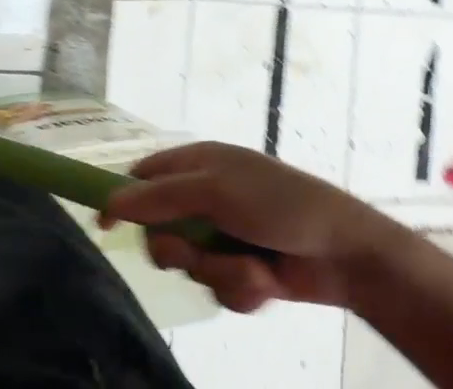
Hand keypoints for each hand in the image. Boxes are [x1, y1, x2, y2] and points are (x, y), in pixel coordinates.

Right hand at [100, 141, 403, 312]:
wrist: (346, 253)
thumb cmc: (279, 204)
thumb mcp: (214, 190)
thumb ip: (159, 197)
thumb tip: (108, 202)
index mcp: (199, 164)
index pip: (144, 176)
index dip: (122, 198)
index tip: (106, 224)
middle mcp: (207, 197)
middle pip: (159, 229)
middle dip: (177, 249)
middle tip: (194, 252)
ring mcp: (226, 235)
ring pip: (189, 264)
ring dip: (217, 272)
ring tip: (250, 267)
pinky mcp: (243, 269)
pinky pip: (218, 287)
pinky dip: (239, 288)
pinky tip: (266, 281)